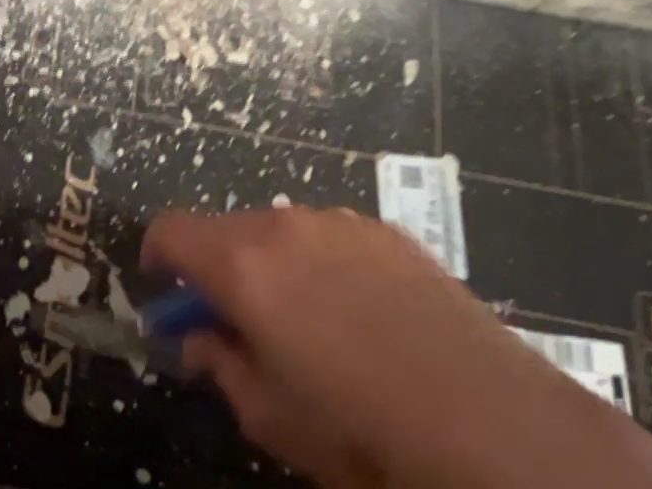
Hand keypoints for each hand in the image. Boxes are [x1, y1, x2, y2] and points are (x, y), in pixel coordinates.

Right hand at [143, 207, 651, 487]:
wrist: (494, 423)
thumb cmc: (362, 428)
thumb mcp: (269, 416)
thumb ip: (220, 365)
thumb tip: (202, 340)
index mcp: (242, 264)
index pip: (169, 230)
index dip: (158, 260)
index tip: (168, 296)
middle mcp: (285, 226)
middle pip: (224, 228)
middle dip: (215, 269)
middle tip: (236, 325)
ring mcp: (342, 224)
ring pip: (278, 231)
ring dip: (270, 265)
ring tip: (306, 324)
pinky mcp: (390, 234)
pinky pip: (331, 238)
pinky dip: (320, 264)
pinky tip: (359, 317)